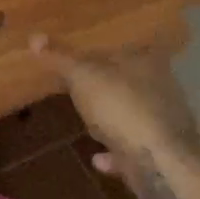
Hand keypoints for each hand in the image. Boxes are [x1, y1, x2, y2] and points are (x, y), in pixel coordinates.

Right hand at [29, 33, 199, 166]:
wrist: (159, 162)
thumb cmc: (121, 107)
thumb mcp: (82, 77)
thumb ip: (60, 58)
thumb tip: (34, 36)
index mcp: (147, 62)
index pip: (125, 49)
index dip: (103, 54)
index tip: (83, 60)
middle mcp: (163, 88)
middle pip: (130, 82)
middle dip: (108, 88)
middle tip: (80, 91)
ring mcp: (165, 122)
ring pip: (133, 115)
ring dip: (113, 120)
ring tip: (88, 125)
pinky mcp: (163, 153)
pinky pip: (133, 147)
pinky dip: (116, 151)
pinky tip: (98, 157)